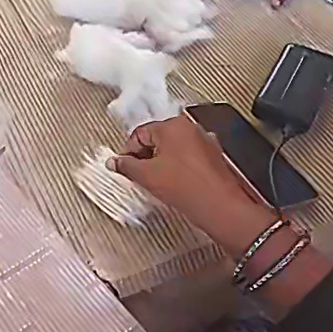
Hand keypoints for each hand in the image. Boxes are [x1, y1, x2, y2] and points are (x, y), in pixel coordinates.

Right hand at [113, 116, 277, 252]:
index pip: (140, 133)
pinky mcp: (212, 156)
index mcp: (173, 126)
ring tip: (157, 181)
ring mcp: (203, 141)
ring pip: (172, 148)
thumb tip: (115, 162)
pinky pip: (187, 156)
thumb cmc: (188, 187)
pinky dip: (177, 167)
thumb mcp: (146, 175)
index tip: (124, 166)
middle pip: (157, 138)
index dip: (128, 151)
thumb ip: (126, 165)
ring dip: (161, 162)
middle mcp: (190, 128)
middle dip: (145, 156)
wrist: (217, 205)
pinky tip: (174, 183)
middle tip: (138, 174)